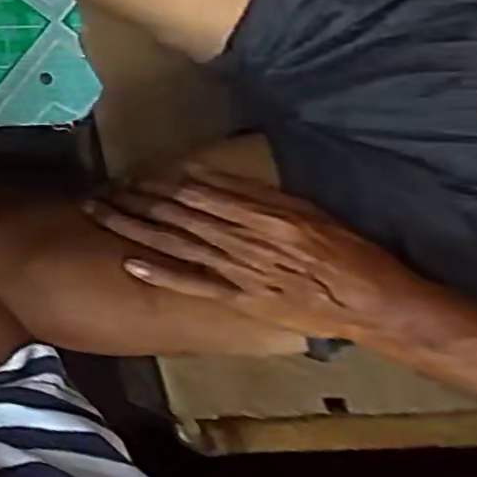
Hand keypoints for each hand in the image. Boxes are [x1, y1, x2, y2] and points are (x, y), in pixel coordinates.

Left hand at [84, 165, 438, 339]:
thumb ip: (248, 191)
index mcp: (261, 217)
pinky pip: (192, 284)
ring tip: (95, 211)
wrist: (381, 306)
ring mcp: (238, 271)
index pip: (193, 194)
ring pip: (172, 243)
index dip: (154, 185)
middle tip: (97, 190)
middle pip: (173, 215)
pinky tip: (128, 263)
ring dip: (129, 226)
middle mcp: (244, 241)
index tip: (127, 177)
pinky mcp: (239, 298)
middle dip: (130, 200)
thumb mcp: (304, 210)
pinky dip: (160, 274)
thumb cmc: (345, 253)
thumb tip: (196, 171)